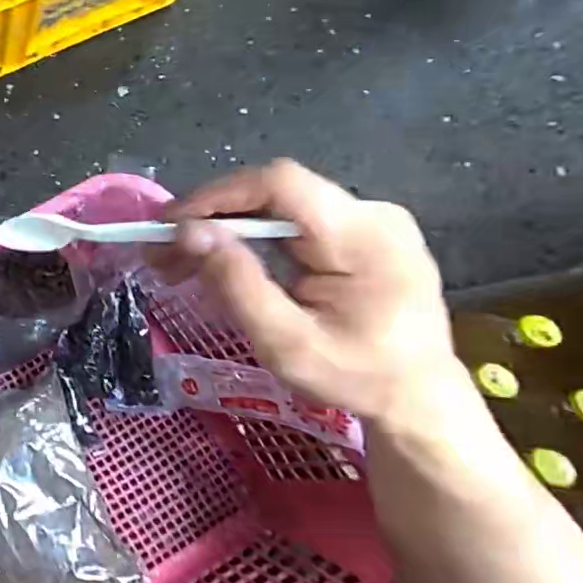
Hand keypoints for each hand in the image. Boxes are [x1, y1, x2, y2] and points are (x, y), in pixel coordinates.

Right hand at [157, 160, 468, 430]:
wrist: (419, 398)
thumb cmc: (356, 379)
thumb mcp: (287, 344)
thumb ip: (238, 285)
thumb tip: (189, 232)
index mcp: (365, 237)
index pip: (281, 184)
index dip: (218, 194)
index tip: (172, 223)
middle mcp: (372, 213)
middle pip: (274, 193)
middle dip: (212, 216)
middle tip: (163, 250)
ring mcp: (370, 219)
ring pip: (278, 205)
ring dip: (226, 227)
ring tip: (182, 259)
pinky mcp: (360, 231)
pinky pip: (292, 219)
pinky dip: (250, 236)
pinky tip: (222, 259)